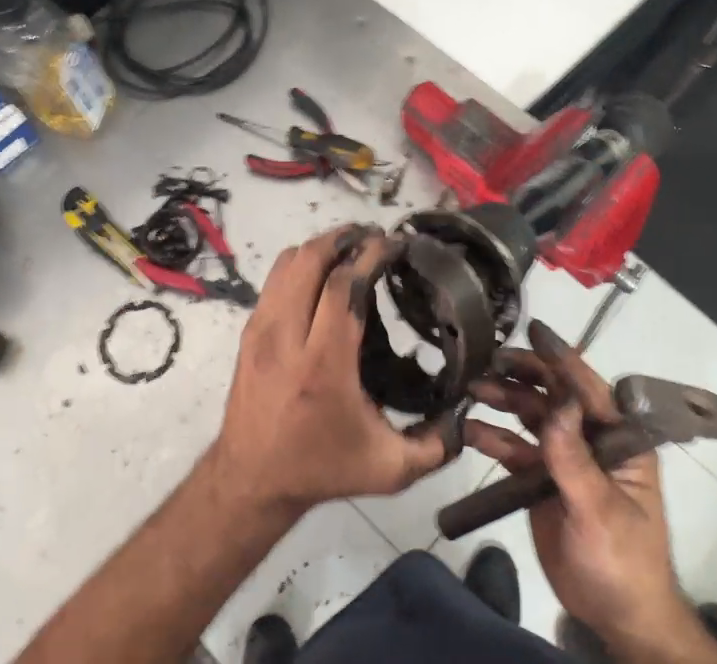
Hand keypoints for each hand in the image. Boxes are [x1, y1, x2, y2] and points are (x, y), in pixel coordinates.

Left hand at [209, 225, 455, 512]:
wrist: (250, 480)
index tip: (397, 244)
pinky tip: (324, 274)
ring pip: (288, 263)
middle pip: (310, 260)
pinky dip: (301, 264)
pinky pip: (274, 279)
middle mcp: (287, 338)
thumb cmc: (322, 470)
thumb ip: (437, 445)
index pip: (343, 286)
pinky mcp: (249, 332)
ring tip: (353, 248)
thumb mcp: (389, 469)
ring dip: (321, 246)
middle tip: (376, 238)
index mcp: (323, 365)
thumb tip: (467, 414)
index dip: (371, 255)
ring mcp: (261, 331)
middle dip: (345, 238)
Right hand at [466, 321, 712, 659]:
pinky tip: (469, 431)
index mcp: (621, 440)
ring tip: (471, 389)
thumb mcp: (601, 509)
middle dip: (524, 377)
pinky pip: (516, 451)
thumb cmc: (623, 560)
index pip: (589, 390)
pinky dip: (494, 439)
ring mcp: (566, 461)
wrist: (617, 615)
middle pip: (556, 397)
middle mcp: (593, 441)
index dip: (561, 359)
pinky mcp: (543, 482)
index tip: (534, 330)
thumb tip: (557, 402)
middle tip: (488, 363)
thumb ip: (575, 458)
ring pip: (532, 419)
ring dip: (505, 402)